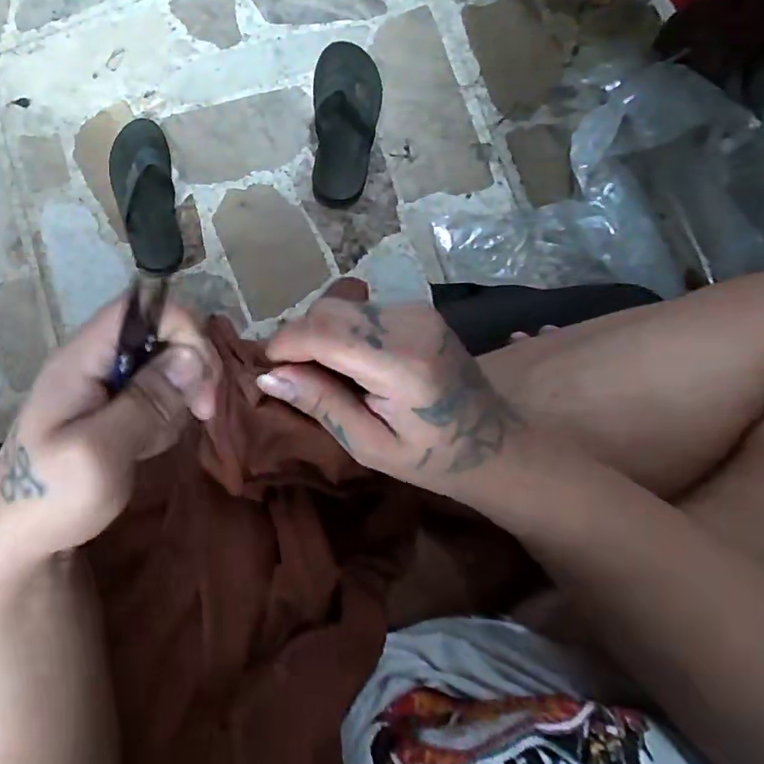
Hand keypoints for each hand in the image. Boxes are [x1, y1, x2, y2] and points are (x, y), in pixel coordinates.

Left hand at [0, 294, 221, 581]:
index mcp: (79, 360)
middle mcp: (90, 364)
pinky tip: (147, 449)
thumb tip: (191, 355)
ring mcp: (98, 390)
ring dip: (177, 400)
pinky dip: (164, 419)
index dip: (179, 327)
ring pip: (160, 369)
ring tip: (154, 443)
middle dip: (189, 368)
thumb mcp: (99, 454)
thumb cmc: (51, 499)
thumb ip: (145, 403)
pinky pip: (152, 399)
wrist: (19, 544)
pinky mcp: (107, 414)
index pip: (137, 307)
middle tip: (201, 415)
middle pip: (156, 334)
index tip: (202, 379)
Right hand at [255, 293, 522, 488]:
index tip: (268, 371)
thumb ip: (320, 403)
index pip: (323, 333)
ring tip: (324, 372)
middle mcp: (410, 325)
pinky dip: (338, 330)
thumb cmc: (432, 458)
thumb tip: (266, 374)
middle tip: (294, 376)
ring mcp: (417, 311)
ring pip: (337, 305)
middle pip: (326, 310)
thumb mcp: (368, 445)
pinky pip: (356, 308)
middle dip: (297, 338)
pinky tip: (347, 361)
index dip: (284, 346)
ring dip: (317, 333)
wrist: (496, 442)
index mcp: (402, 366)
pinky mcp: (416, 308)